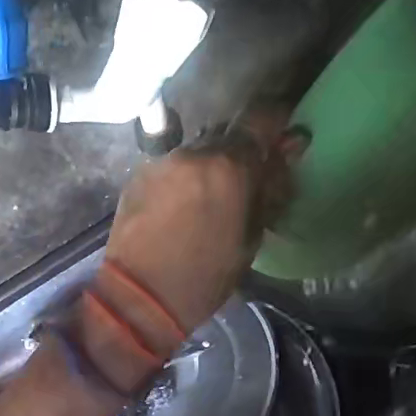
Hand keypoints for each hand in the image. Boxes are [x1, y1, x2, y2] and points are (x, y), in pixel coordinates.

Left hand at [103, 108, 295, 331]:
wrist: (138, 296)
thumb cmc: (203, 277)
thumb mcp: (249, 240)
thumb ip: (266, 194)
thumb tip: (279, 163)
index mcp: (228, 166)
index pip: (260, 120)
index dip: (274, 125)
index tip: (279, 139)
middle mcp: (192, 153)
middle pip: (224, 138)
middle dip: (236, 156)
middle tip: (241, 184)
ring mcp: (160, 163)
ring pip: (194, 154)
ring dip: (205, 169)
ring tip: (205, 201)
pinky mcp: (136, 177)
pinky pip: (169, 169)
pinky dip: (179, 181)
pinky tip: (177, 208)